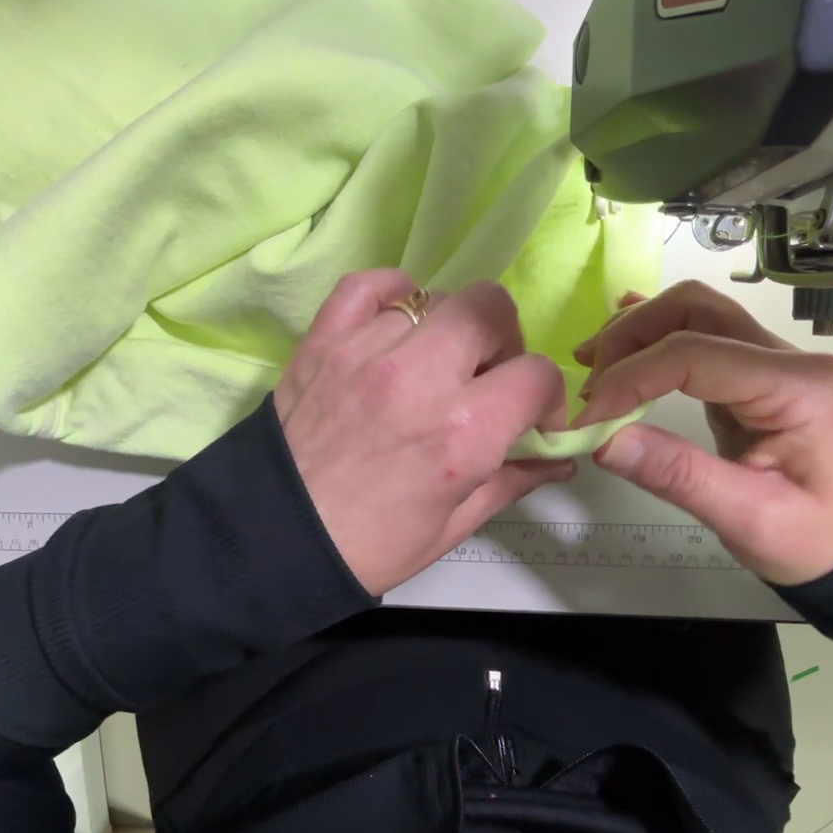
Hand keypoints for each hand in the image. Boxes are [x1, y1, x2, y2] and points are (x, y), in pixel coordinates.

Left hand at [276, 270, 574, 595]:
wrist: (274, 541)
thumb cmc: (370, 546)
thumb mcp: (453, 527)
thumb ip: (512, 481)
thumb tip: (558, 459)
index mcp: (462, 432)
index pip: (537, 375)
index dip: (544, 397)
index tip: (530, 417)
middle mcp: (419, 377)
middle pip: (490, 308)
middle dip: (502, 342)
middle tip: (483, 379)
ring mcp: (365, 352)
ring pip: (432, 299)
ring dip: (444, 331)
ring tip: (428, 366)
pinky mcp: (322, 342)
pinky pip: (366, 285)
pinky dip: (390, 292)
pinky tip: (395, 322)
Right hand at [572, 281, 832, 584]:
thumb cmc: (817, 537)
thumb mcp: (749, 520)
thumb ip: (678, 476)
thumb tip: (604, 443)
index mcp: (796, 387)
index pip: (694, 354)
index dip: (629, 378)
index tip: (588, 420)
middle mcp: (786, 358)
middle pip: (694, 309)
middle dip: (629, 338)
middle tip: (588, 388)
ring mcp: (770, 361)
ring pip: (692, 312)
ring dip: (635, 332)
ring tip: (591, 369)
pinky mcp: (750, 374)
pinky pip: (696, 335)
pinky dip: (650, 336)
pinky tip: (614, 343)